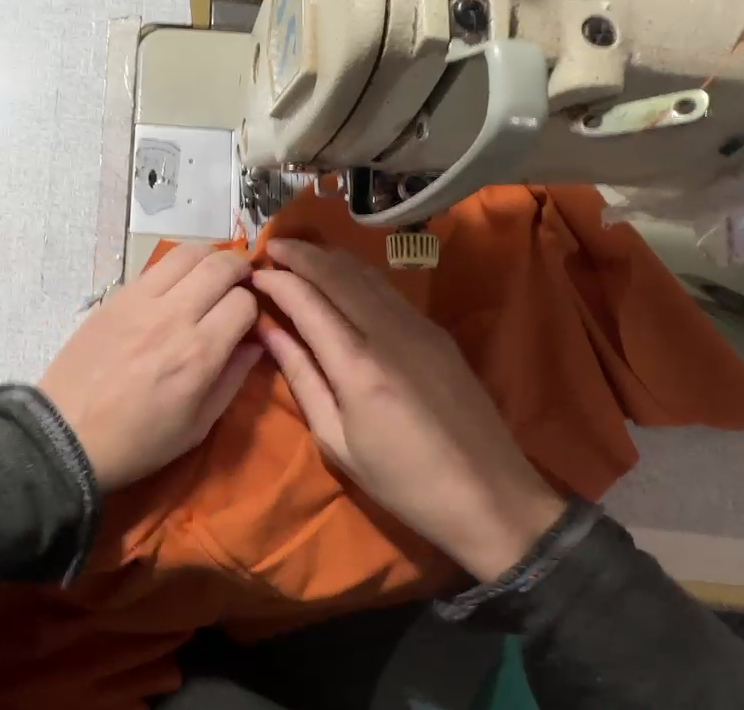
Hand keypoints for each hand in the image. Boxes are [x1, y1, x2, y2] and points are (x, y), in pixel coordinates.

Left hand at [39, 244, 261, 490]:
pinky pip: (154, 267)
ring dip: (208, 257)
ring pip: (185, 253)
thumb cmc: (137, 442)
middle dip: (240, 268)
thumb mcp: (198, 426)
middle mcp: (173, 316)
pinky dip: (175, 268)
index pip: (244, 302)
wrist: (67, 435)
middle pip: (219, 265)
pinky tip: (176, 285)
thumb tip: (256, 343)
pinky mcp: (115, 297)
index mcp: (199, 353)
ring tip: (211, 274)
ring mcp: (139, 301)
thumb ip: (233, 379)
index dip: (255, 307)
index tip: (250, 318)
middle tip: (241, 281)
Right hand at [251, 240, 567, 581]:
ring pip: (366, 274)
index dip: (276, 281)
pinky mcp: (437, 332)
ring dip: (329, 258)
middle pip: (337, 273)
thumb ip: (301, 378)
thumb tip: (268, 331)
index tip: (251, 273)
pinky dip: (356, 274)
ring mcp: (418, 328)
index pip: (306, 301)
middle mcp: (388, 333)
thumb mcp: (336, 440)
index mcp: (357, 366)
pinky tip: (342, 279)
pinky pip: (387, 289)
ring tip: (300, 254)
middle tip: (271, 246)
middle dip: (301, 254)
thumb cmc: (403, 481)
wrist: (491, 498)